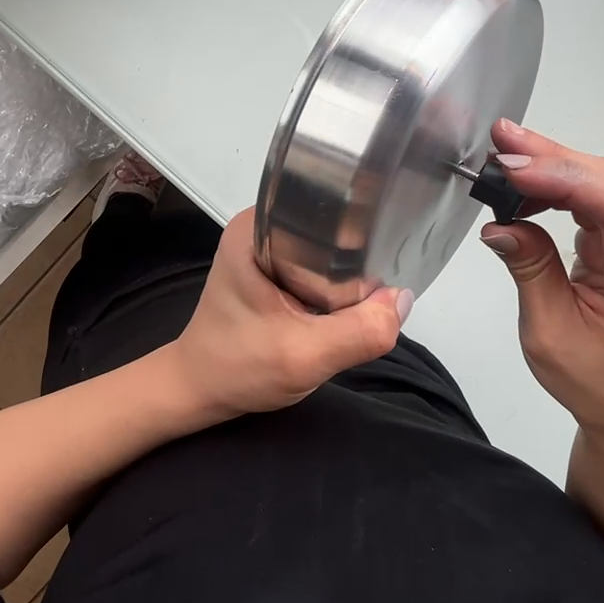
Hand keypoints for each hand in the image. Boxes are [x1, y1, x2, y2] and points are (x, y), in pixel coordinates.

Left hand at [170, 208, 409, 415]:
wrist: (199, 392)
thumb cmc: (238, 369)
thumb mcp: (304, 356)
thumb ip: (359, 332)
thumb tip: (403, 300)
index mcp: (255, 228)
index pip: (324, 210)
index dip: (361, 229)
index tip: (391, 250)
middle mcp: (258, 230)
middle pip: (329, 230)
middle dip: (359, 255)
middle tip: (387, 279)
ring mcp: (263, 252)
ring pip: (326, 253)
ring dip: (349, 274)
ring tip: (373, 291)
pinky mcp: (271, 275)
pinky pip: (317, 270)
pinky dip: (335, 287)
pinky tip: (350, 303)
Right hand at [479, 121, 603, 443]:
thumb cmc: (592, 385)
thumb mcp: (548, 334)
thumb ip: (530, 269)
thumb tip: (498, 223)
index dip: (568, 179)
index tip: (514, 166)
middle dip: (557, 162)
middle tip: (502, 143)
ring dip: (558, 170)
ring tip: (507, 156)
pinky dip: (566, 191)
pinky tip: (530, 182)